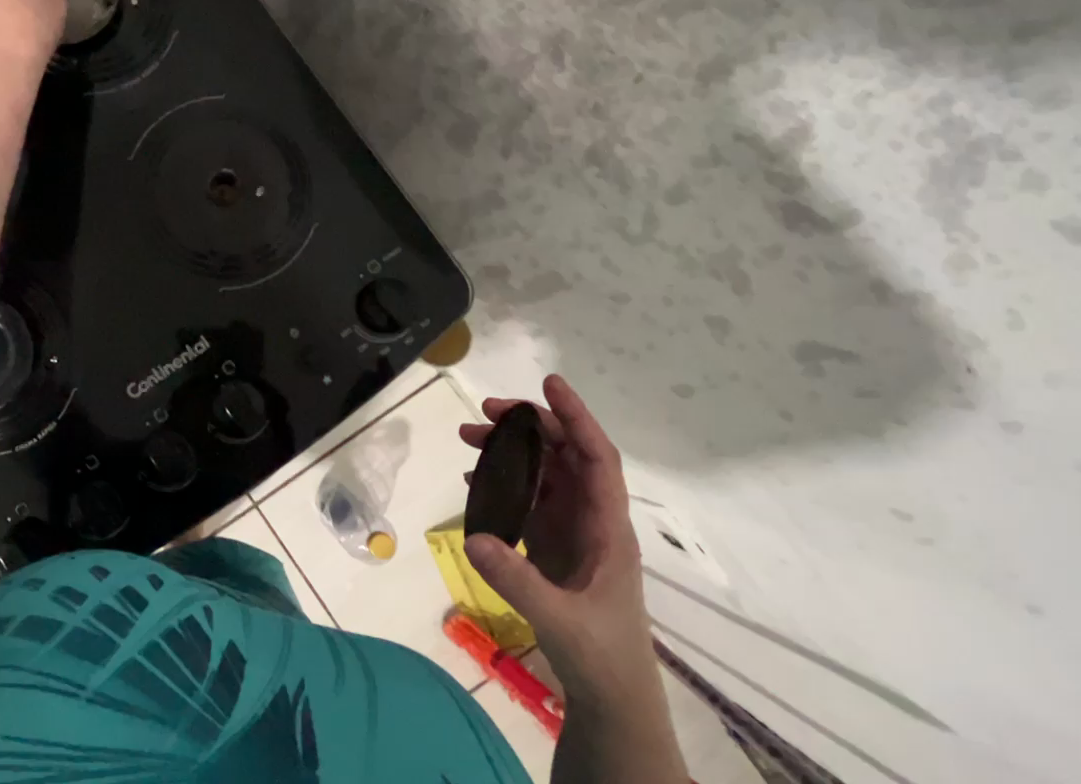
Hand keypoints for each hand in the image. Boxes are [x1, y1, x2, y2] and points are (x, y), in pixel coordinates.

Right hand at [461, 375, 655, 701]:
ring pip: (545, 474)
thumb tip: (472, 536)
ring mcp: (571, 533)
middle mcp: (591, 520)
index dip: (576, 418)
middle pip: (565, 456)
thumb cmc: (600, 656)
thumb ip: (517, 579)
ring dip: (511, 451)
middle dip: (531, 426)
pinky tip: (475, 478)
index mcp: (607, 528)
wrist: (612, 696)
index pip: (596, 459)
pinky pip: (529, 500)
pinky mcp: (552, 548)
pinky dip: (503, 481)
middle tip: (486, 411)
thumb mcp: (560, 620)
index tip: (549, 383)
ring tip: (469, 437)